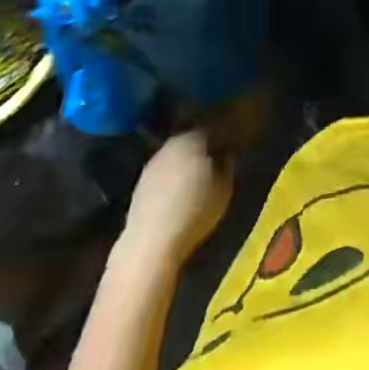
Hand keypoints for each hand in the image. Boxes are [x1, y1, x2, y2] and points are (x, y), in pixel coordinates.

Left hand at [120, 129, 229, 266]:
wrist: (153, 239)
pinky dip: (170, 176)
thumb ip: (226, 166)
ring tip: (195, 179)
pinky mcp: (140, 181)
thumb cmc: (196, 212)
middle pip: (188, 140)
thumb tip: (225, 154)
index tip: (228, 147)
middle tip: (212, 162)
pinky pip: (162, 171)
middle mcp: (170, 145)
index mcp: (192, 141)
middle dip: (200, 148)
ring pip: (173, 155)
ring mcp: (152, 162)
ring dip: (183, 162)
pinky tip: (175, 192)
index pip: (209, 130)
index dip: (219, 138)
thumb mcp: (224, 190)